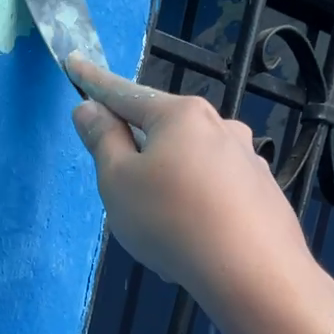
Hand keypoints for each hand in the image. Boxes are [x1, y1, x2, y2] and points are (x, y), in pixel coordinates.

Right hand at [67, 54, 316, 312]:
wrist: (251, 270)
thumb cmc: (169, 219)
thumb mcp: (117, 181)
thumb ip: (102, 141)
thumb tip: (89, 109)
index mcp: (179, 116)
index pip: (124, 94)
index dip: (94, 82)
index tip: (74, 62)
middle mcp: (218, 125)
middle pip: (160, 127)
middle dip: (134, 145)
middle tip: (114, 183)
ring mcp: (244, 156)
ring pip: (186, 160)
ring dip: (163, 179)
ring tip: (152, 222)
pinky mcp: (259, 190)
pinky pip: (209, 188)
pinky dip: (189, 202)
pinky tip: (184, 235)